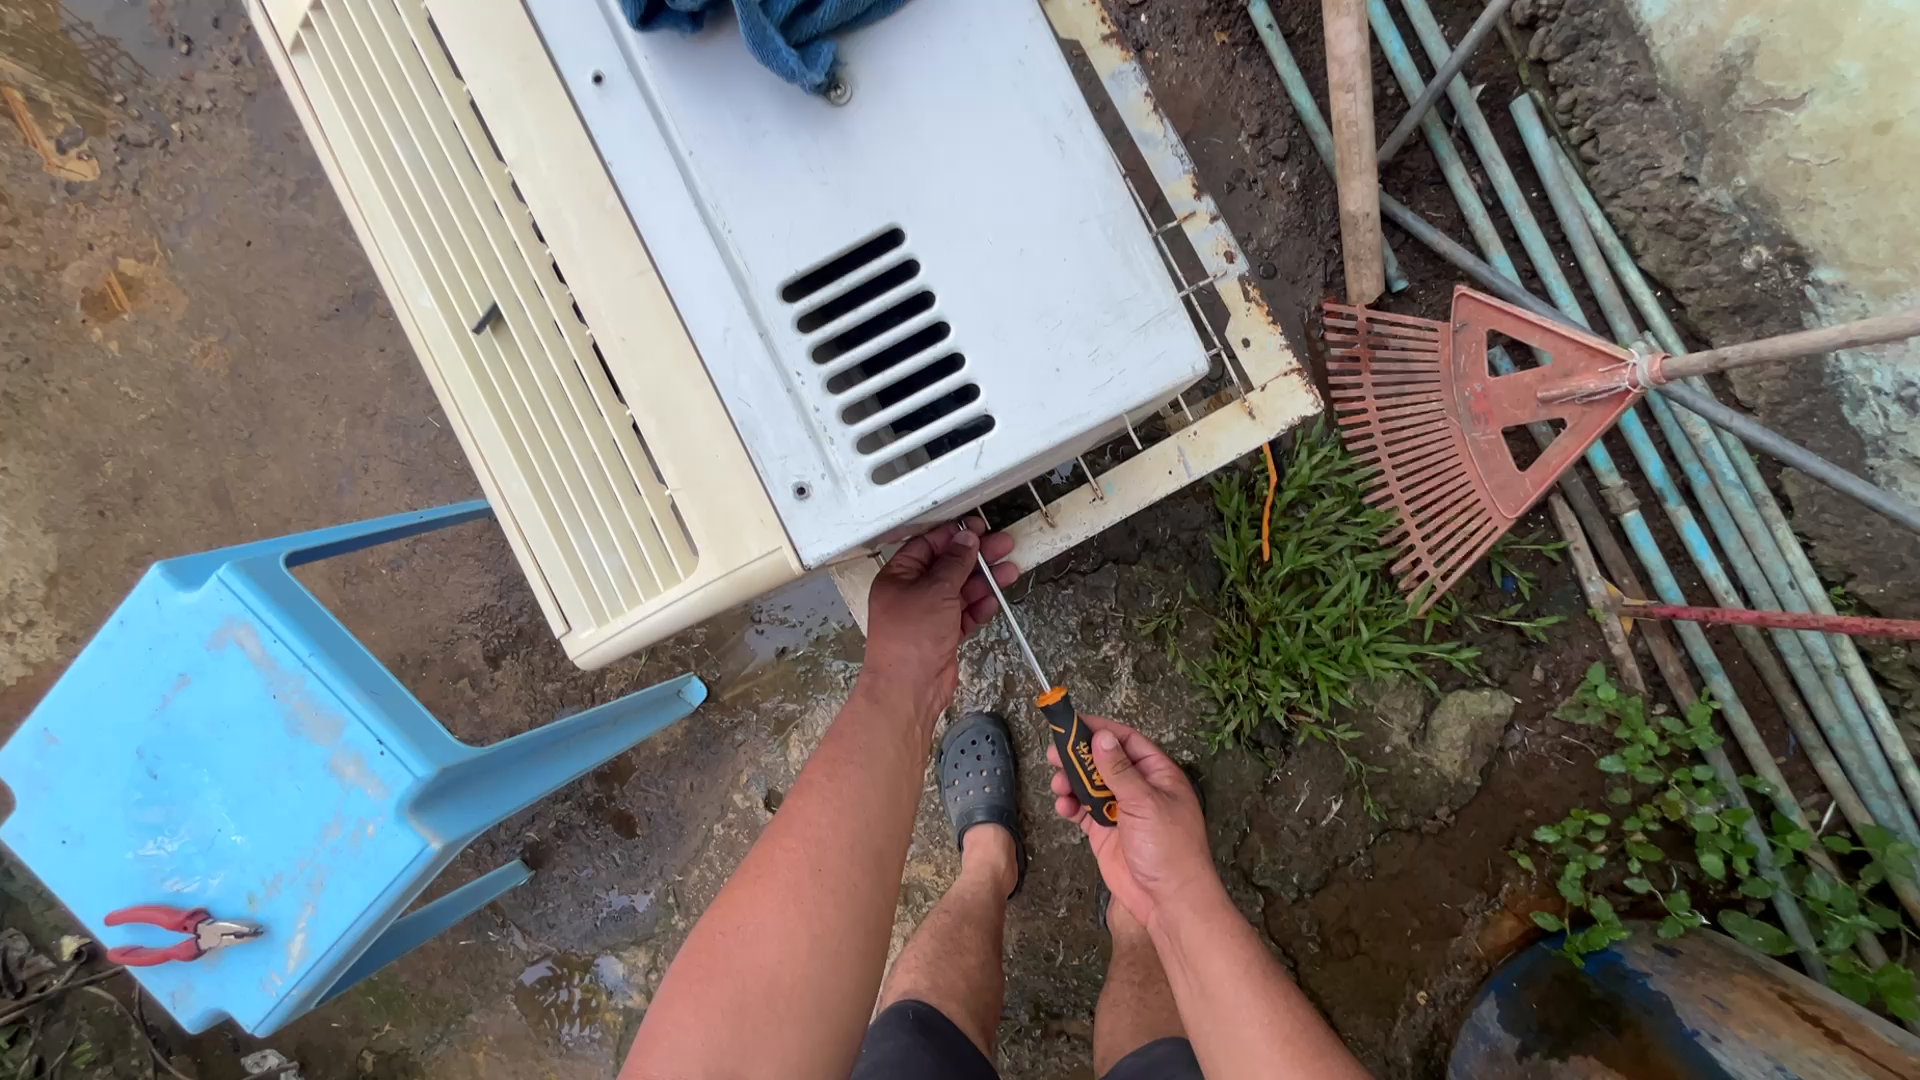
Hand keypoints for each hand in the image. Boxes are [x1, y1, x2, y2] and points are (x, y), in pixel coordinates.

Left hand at [859, 518, 1017, 723]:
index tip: (976, 529)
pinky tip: (993, 600)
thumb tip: (965, 540)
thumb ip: (954, 563)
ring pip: (960, 591)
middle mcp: (911, 594)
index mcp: (898, 576)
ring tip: (1009, 571)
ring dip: (984, 581)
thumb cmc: (908, 641)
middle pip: (948, 566)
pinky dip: (979, 607)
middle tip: (1002, 546)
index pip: (927, 545)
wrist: (909, 688)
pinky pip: (964, 614)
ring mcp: (927, 615)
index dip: (953, 535)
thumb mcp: (935, 590)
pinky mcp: (942, 635)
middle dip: (976, 557)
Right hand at [1049, 715, 1217, 929]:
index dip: (1101, 730)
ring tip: (1058, 784)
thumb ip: (1119, 770)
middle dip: (1078, 756)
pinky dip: (1071, 806)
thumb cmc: (1170, 850)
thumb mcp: (1145, 803)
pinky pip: (1083, 810)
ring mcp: (1121, 810)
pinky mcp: (1105, 831)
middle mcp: (1138, 788)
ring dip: (1071, 782)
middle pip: (1103, 761)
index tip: (1074, 723)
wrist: (1168, 902)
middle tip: (1055, 753)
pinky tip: (1064, 807)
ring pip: (1089, 785)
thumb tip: (1101, 737)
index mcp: (1157, 775)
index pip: (1126, 741)